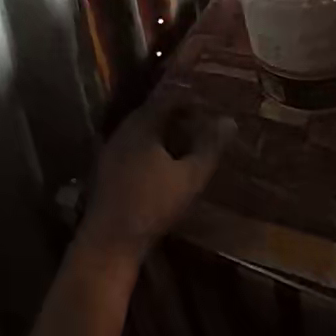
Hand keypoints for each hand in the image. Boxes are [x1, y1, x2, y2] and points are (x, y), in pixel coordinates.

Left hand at [79, 94, 235, 258]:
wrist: (111, 236)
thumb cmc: (153, 204)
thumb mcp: (189, 177)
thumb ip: (209, 147)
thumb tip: (229, 121)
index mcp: (140, 126)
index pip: (166, 99)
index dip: (189, 99)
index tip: (210, 106)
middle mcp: (122, 130)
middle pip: (151, 111)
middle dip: (176, 113)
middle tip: (201, 121)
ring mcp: (111, 148)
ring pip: (140, 129)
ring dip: (162, 130)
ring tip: (186, 140)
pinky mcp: (106, 166)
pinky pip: (132, 144)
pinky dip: (150, 144)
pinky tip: (162, 161)